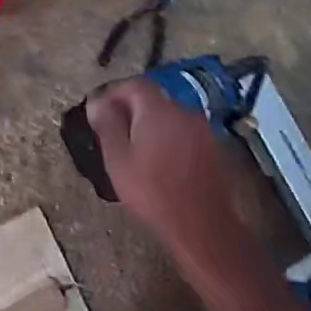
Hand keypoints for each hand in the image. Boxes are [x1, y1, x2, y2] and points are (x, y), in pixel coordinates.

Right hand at [85, 78, 246, 260]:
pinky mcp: (214, 148)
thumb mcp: (118, 160)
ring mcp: (203, 129)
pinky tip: (161, 163)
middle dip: (133, 110)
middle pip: (154, 99)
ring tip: (137, 151)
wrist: (202, 225)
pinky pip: (185, 133)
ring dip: (152, 126)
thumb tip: (96, 103)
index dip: (115, 94)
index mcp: (158, 110)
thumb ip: (107, 126)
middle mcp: (183, 111)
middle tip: (115, 133)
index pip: (134, 85)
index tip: (101, 111)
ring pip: (170, 117)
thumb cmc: (152, 192)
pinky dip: (170, 139)